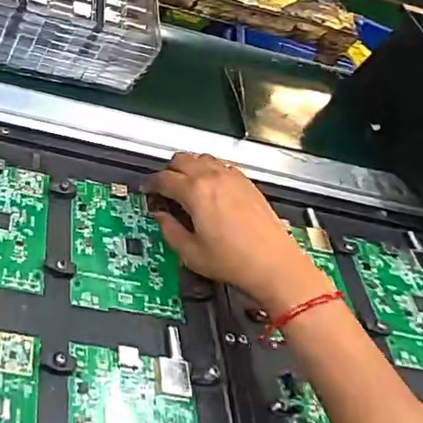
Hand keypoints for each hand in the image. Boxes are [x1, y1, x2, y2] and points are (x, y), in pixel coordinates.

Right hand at [141, 151, 331, 312]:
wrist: (275, 265)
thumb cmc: (239, 261)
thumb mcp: (191, 253)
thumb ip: (170, 230)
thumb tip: (161, 218)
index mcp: (195, 192)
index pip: (163, 178)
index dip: (151, 183)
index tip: (147, 189)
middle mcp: (213, 177)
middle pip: (180, 159)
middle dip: (168, 171)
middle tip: (164, 187)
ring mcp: (232, 177)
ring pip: (201, 157)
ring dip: (189, 167)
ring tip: (186, 185)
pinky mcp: (246, 182)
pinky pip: (221, 165)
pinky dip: (209, 170)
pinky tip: (210, 187)